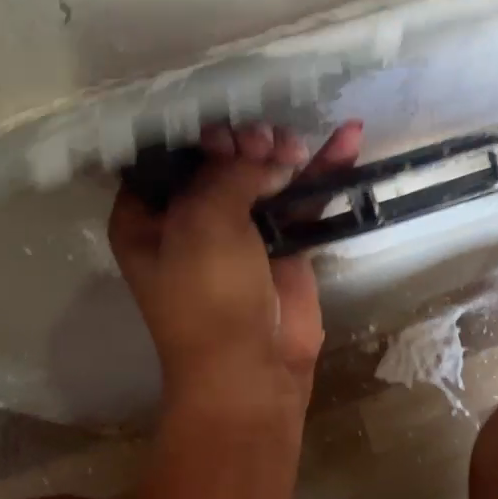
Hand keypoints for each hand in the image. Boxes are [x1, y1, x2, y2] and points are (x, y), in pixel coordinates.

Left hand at [108, 120, 363, 402]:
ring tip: (296, 145)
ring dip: (283, 151)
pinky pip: (304, 198)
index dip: (196, 133)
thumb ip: (230, 174)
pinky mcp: (285, 244)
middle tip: (265, 143)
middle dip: (245, 142)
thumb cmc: (209, 297)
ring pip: (265, 174)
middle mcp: (190, 217)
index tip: (226, 130)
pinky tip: (349, 139)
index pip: (168, 155)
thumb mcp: (203, 223)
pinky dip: (324, 172)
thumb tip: (270, 157)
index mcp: (148, 215)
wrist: (252, 368)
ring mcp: (241, 231)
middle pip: (221, 158)